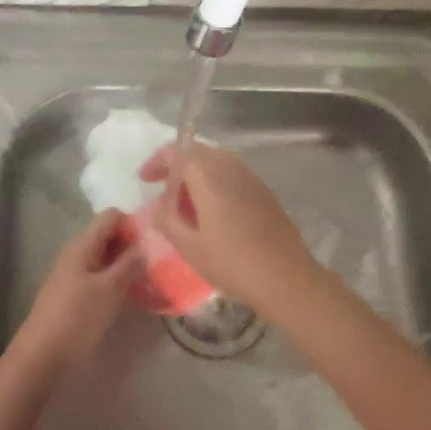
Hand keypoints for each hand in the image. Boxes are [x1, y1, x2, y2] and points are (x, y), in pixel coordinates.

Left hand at [14, 210, 140, 367]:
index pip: (112, 216)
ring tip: (148, 280)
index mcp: (82, 244)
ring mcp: (72, 272)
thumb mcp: (110, 289)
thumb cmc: (77, 317)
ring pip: (105, 256)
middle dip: (132, 245)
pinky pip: (99, 274)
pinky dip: (115, 279)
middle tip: (156, 264)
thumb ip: (130, 263)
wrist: (42, 355)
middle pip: (108, 235)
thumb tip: (147, 244)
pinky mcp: (72, 292)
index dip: (134, 225)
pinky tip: (129, 295)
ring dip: (126, 264)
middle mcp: (76, 252)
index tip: (154, 244)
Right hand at [138, 144, 318, 310]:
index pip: (178, 151)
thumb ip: (167, 218)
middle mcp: (231, 168)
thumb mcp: (189, 246)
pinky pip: (232, 175)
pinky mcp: (264, 191)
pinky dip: (215, 183)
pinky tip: (212, 211)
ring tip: (185, 203)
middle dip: (177, 166)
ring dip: (197, 174)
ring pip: (217, 162)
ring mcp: (251, 178)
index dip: (158, 161)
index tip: (144, 180)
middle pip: (198, 152)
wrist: (286, 277)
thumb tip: (159, 203)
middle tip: (162, 189)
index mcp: (209, 176)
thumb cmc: (232, 263)